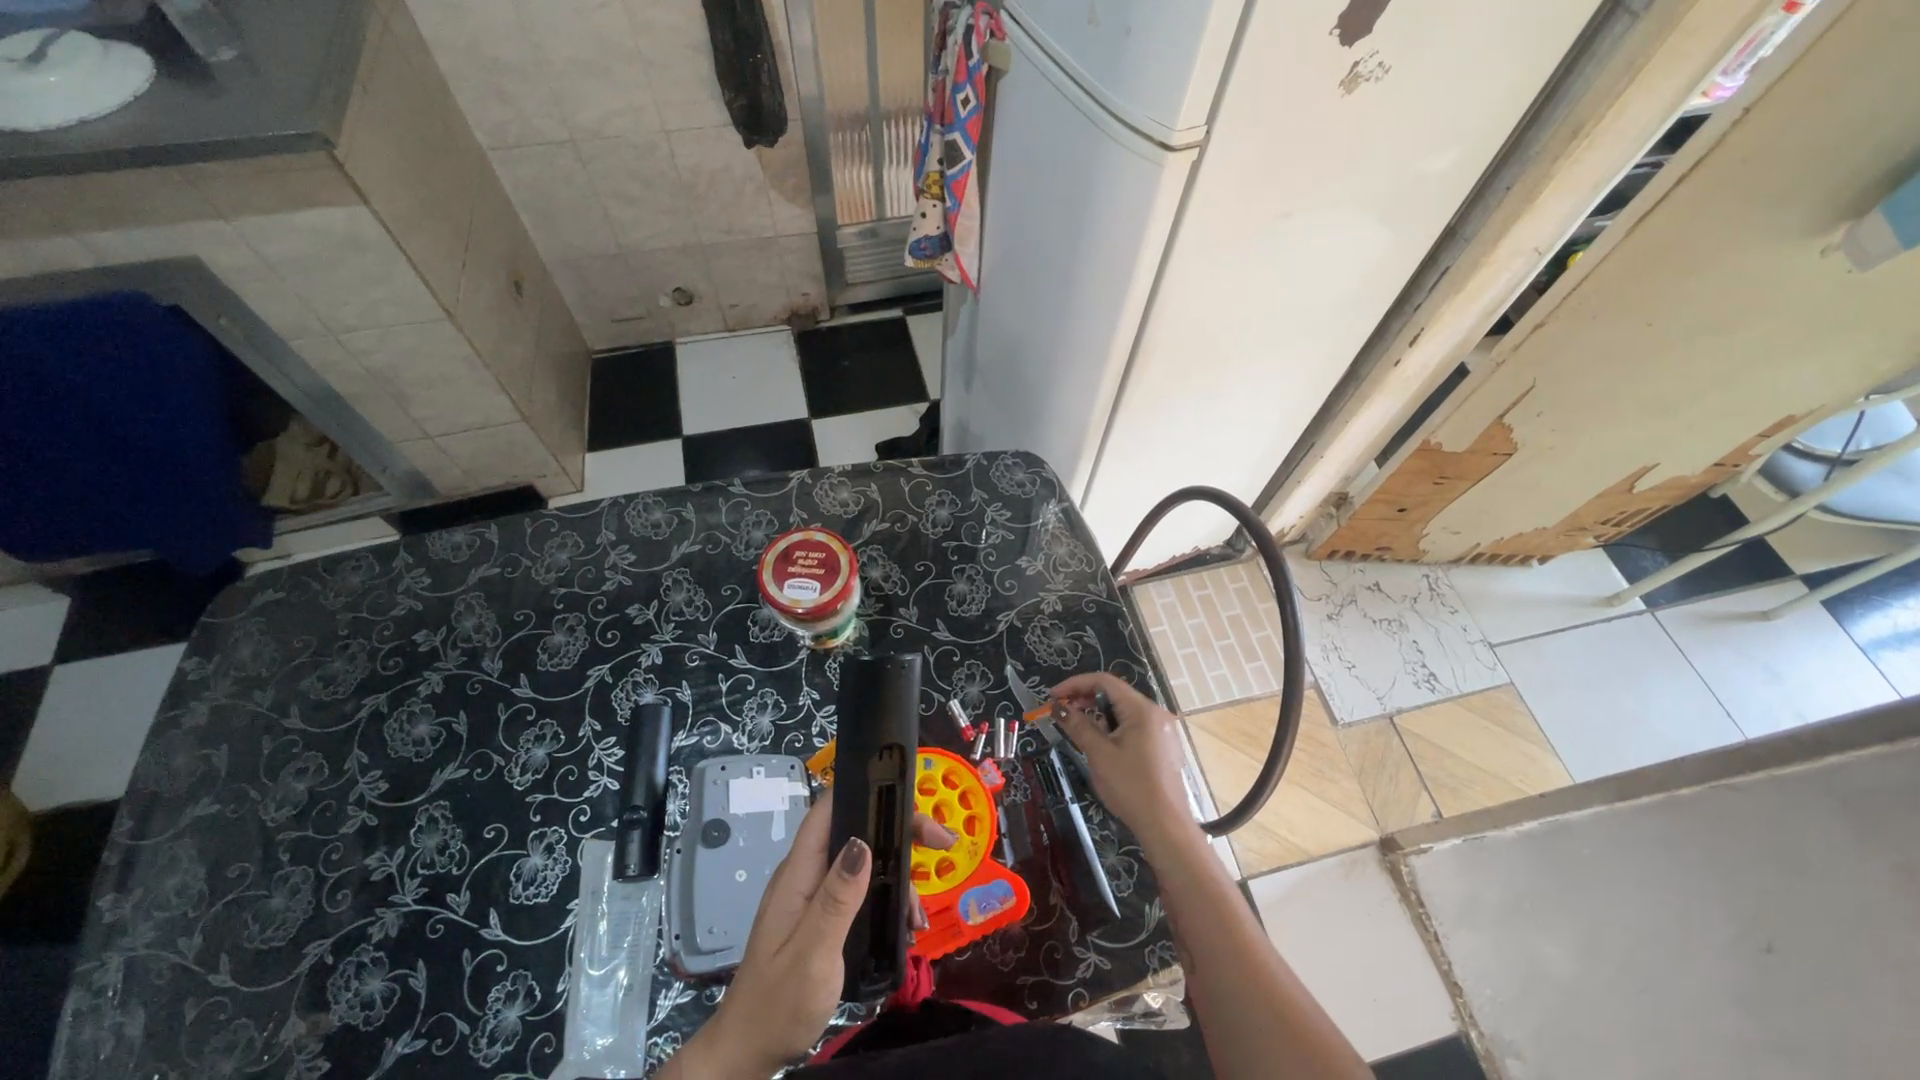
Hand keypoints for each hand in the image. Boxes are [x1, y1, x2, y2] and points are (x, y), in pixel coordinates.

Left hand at [671, 800, 954, 1078]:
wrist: (750, 1049)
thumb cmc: (779, 1003)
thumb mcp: (813, 953)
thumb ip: (837, 898)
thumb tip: (863, 841)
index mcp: (799, 874)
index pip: (830, 810)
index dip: (870, 793)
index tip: (914, 803)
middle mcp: (806, 876)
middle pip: (855, 831)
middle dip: (899, 832)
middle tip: (943, 844)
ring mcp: (813, 896)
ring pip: (863, 863)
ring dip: (898, 876)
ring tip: (919, 913)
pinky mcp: (822, 917)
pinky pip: (860, 892)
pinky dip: (887, 900)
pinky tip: (905, 925)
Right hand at [1052, 672, 1202, 854]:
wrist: (1165, 825)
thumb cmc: (1130, 786)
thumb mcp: (1099, 754)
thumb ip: (1078, 726)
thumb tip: (1058, 708)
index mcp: (1142, 710)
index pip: (1105, 681)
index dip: (1075, 684)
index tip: (1053, 697)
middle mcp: (1156, 713)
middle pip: (1116, 694)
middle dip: (1086, 699)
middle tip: (1062, 713)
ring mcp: (1163, 730)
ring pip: (1125, 711)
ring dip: (1099, 715)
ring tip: (1080, 730)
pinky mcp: (1164, 746)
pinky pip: (1135, 726)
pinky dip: (1115, 728)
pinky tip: (1103, 744)